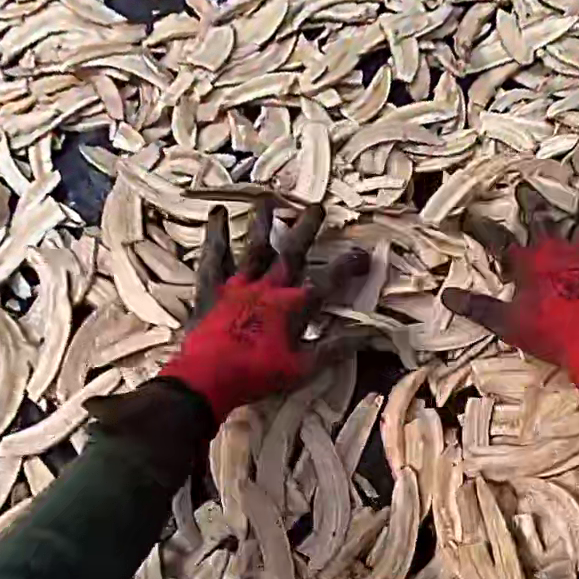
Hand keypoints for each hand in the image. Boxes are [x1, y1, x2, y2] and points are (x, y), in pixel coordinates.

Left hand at [159, 200, 368, 420]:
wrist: (207, 380)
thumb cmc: (257, 376)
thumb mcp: (302, 368)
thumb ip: (335, 349)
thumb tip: (370, 335)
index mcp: (292, 307)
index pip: (328, 281)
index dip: (348, 266)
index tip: (365, 254)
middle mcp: (268, 288)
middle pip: (292, 251)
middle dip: (307, 229)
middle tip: (318, 207)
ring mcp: (238, 286)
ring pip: (254, 247)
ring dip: (263, 222)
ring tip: (269, 198)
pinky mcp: (211, 290)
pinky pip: (214, 258)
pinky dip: (216, 235)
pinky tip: (217, 214)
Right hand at [442, 189, 578, 385]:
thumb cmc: (547, 330)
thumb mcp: (505, 322)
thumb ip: (476, 307)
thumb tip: (446, 296)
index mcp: (529, 262)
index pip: (498, 240)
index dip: (481, 228)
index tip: (467, 217)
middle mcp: (557, 251)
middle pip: (542, 219)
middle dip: (530, 202)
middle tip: (523, 185)